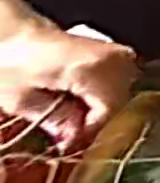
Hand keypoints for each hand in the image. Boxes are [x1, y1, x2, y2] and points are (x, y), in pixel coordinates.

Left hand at [0, 22, 135, 151]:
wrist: (12, 36)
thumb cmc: (9, 65)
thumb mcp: (20, 99)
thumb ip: (53, 119)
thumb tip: (72, 139)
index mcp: (94, 70)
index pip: (109, 107)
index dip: (92, 129)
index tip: (73, 146)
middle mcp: (118, 60)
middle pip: (120, 98)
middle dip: (96, 119)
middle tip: (69, 136)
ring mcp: (123, 53)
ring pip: (124, 90)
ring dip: (101, 107)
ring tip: (73, 119)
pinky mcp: (120, 53)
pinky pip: (123, 79)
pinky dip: (104, 94)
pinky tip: (81, 102)